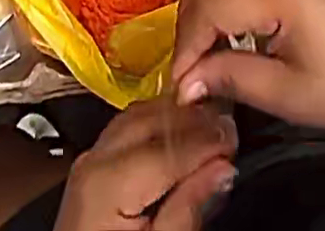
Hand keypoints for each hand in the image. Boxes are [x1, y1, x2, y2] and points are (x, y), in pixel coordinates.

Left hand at [55, 98, 237, 230]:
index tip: (234, 139)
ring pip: (141, 114)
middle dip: (193, 120)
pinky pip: (130, 124)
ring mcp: (90, 157)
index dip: (205, 141)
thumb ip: (187, 210)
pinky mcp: (93, 161)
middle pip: (152, 120)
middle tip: (229, 128)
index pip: (167, 149)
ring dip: (178, 116)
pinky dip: (160, 122)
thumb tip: (223, 168)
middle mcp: (94, 159)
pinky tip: (181, 132)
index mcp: (106, 185)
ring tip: (211, 128)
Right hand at [171, 0, 324, 131]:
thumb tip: (184, 83)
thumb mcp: (288, 93)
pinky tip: (223, 42)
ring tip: (204, 61)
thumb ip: (231, 79)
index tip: (183, 91)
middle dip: (186, 26)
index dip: (186, 49)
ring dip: (198, 14)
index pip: (205, 8)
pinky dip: (213, 5)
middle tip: (190, 74)